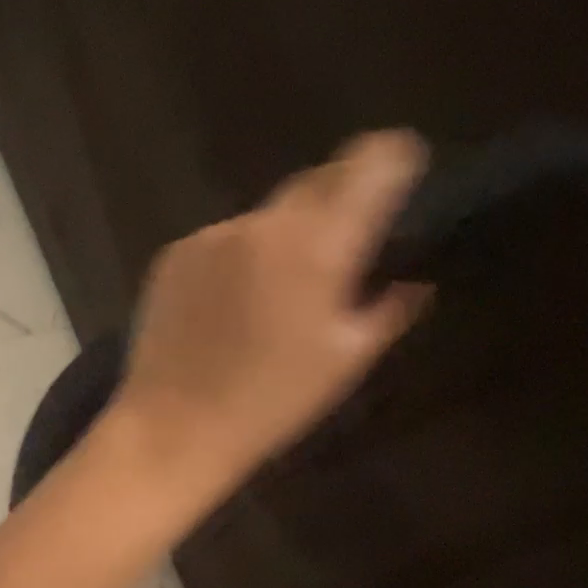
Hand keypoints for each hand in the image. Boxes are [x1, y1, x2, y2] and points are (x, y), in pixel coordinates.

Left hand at [106, 129, 433, 496]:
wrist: (173, 427)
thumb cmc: (271, 403)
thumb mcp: (344, 361)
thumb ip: (388, 310)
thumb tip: (414, 282)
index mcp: (319, 245)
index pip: (370, 163)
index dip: (392, 159)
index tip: (402, 169)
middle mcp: (265, 224)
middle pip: (317, 180)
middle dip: (339, 197)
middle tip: (344, 243)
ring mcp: (213, 236)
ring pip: (267, 216)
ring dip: (284, 236)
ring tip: (278, 290)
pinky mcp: (174, 254)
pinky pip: (223, 240)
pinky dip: (238, 257)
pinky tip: (229, 305)